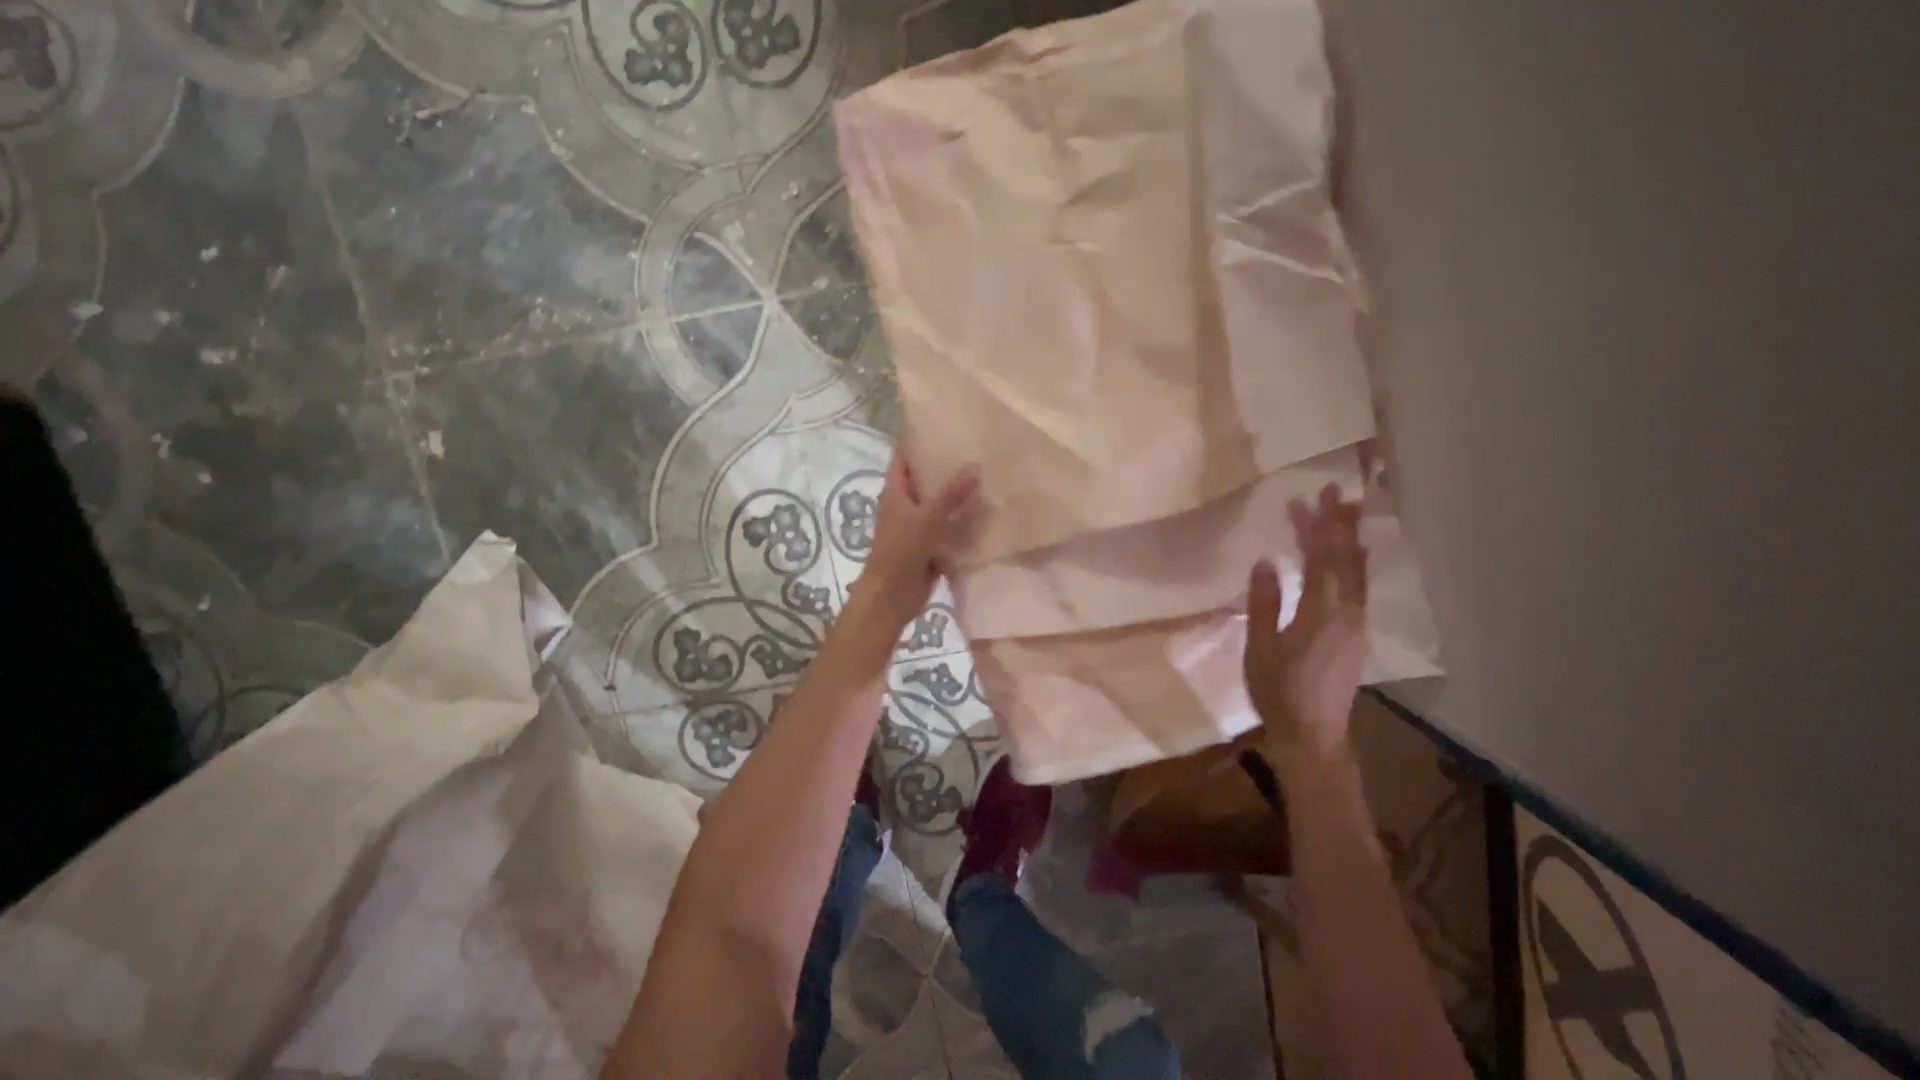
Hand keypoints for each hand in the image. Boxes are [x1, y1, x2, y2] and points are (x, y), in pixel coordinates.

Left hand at [845, 450, 979, 630]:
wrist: (892, 597)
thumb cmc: (900, 552)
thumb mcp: (926, 518)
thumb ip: (951, 494)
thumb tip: (975, 465)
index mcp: (895, 492)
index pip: (904, 456)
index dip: (917, 438)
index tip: (940, 420)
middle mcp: (905, 505)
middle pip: (925, 479)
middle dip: (946, 465)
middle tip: (975, 444)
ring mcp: (918, 526)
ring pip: (940, 504)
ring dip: (959, 494)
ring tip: (989, 472)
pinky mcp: (931, 546)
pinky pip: (950, 528)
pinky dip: (964, 522)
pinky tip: (988, 511)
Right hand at [1244, 484, 1368, 781]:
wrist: (1313, 736)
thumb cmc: (1280, 693)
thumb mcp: (1261, 650)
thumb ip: (1265, 604)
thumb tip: (1266, 562)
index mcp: (1322, 614)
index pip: (1322, 559)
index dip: (1317, 527)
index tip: (1310, 498)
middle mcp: (1347, 613)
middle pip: (1346, 560)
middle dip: (1340, 524)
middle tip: (1334, 491)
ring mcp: (1355, 624)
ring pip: (1356, 572)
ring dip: (1349, 540)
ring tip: (1345, 512)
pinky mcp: (1354, 635)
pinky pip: (1357, 587)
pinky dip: (1352, 563)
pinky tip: (1347, 557)